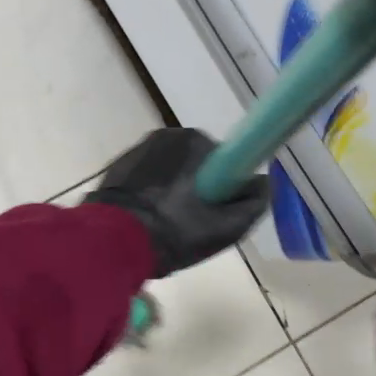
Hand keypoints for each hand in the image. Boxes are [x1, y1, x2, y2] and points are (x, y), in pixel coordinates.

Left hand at [86, 129, 269, 276]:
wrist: (113, 240)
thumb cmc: (175, 231)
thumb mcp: (227, 227)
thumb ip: (253, 202)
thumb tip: (262, 182)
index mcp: (195, 141)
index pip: (223, 160)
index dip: (225, 184)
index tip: (217, 207)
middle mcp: (167, 135)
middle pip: (197, 162)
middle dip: (199, 186)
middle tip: (193, 220)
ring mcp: (138, 148)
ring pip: (171, 168)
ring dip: (174, 187)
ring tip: (167, 220)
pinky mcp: (119, 163)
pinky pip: (147, 173)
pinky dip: (151, 189)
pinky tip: (147, 214)